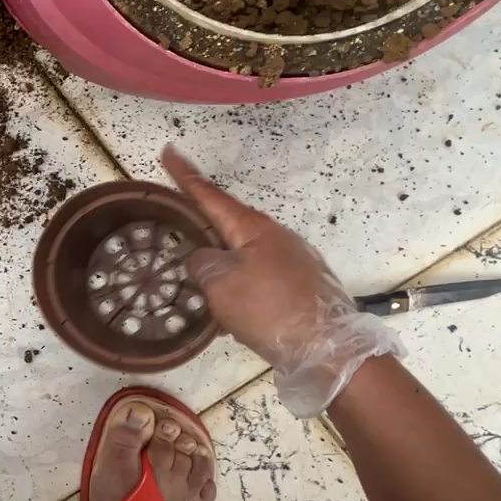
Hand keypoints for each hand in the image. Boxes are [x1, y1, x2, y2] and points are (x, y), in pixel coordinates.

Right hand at [160, 146, 404, 416]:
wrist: (331, 350)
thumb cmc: (269, 311)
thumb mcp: (219, 286)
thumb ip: (201, 263)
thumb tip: (202, 258)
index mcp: (252, 228)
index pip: (209, 195)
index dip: (185, 175)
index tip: (169, 150)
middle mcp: (275, 235)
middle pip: (228, 221)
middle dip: (202, 219)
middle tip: (175, 218)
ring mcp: (293, 258)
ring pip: (243, 249)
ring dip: (220, 255)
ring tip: (201, 274)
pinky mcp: (302, 282)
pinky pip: (258, 270)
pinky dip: (238, 277)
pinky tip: (230, 299)